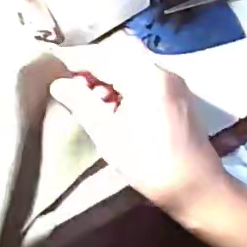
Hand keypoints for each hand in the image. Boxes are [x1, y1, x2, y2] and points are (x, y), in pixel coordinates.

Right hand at [49, 44, 246, 228]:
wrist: (197, 189)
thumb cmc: (148, 163)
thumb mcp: (106, 133)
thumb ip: (80, 102)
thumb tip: (57, 83)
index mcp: (144, 76)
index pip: (100, 57)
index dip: (73, 59)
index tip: (50, 62)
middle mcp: (161, 71)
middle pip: (116, 56)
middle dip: (89, 65)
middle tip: (65, 80)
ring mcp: (172, 82)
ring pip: (129, 65)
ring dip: (105, 74)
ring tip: (84, 94)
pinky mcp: (176, 94)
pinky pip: (142, 77)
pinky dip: (122, 82)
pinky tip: (108, 102)